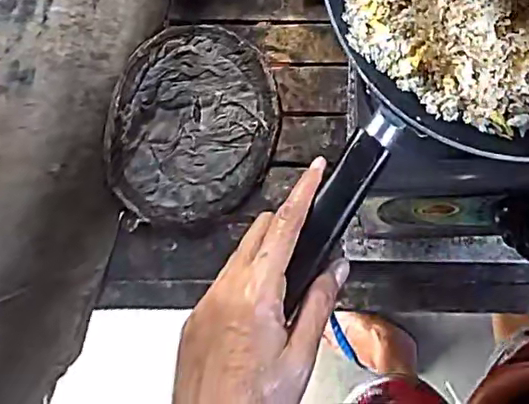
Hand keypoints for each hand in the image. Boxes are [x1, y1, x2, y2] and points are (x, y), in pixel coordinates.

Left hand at [173, 158, 347, 403]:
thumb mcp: (299, 359)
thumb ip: (319, 305)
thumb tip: (335, 269)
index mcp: (257, 293)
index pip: (285, 223)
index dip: (304, 190)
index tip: (315, 169)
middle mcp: (226, 290)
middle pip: (260, 229)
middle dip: (285, 223)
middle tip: (308, 240)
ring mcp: (205, 304)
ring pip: (240, 255)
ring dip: (264, 256)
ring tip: (284, 294)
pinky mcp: (193, 321)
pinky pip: (223, 282)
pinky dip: (244, 282)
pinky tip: (257, 317)